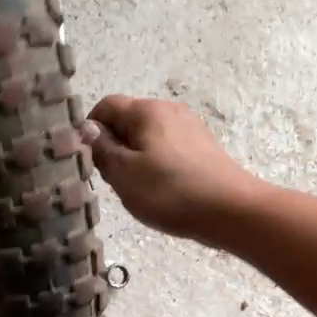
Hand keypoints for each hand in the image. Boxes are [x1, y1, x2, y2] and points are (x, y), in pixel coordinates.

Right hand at [81, 96, 258, 241]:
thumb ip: (102, 149)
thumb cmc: (169, 192)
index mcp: (146, 111)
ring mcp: (188, 127)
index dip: (90, 130)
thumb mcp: (124, 174)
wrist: (229, 210)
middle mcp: (168, 110)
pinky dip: (155, 165)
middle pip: (127, 121)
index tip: (87, 160)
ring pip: (146, 137)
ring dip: (133, 159)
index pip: (106, 106)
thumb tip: (87, 129)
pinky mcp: (201, 147)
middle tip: (112, 181)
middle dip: (113, 147)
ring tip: (136, 189)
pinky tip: (159, 190)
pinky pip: (166, 149)